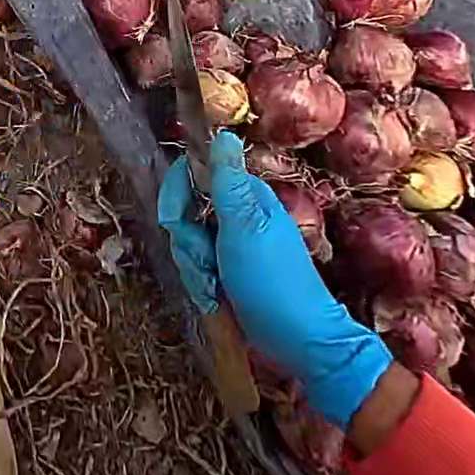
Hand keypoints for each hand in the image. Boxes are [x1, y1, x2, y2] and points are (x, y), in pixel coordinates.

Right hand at [156, 132, 391, 427]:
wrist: (299, 341)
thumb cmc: (273, 280)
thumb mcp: (244, 227)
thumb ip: (227, 181)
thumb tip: (224, 133)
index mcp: (244, 194)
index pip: (193, 174)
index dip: (177, 195)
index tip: (176, 221)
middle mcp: (236, 213)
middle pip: (185, 212)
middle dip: (188, 242)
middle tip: (208, 262)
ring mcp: (231, 244)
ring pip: (187, 242)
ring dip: (195, 268)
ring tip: (215, 286)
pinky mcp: (227, 270)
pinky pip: (196, 267)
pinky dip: (201, 284)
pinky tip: (215, 298)